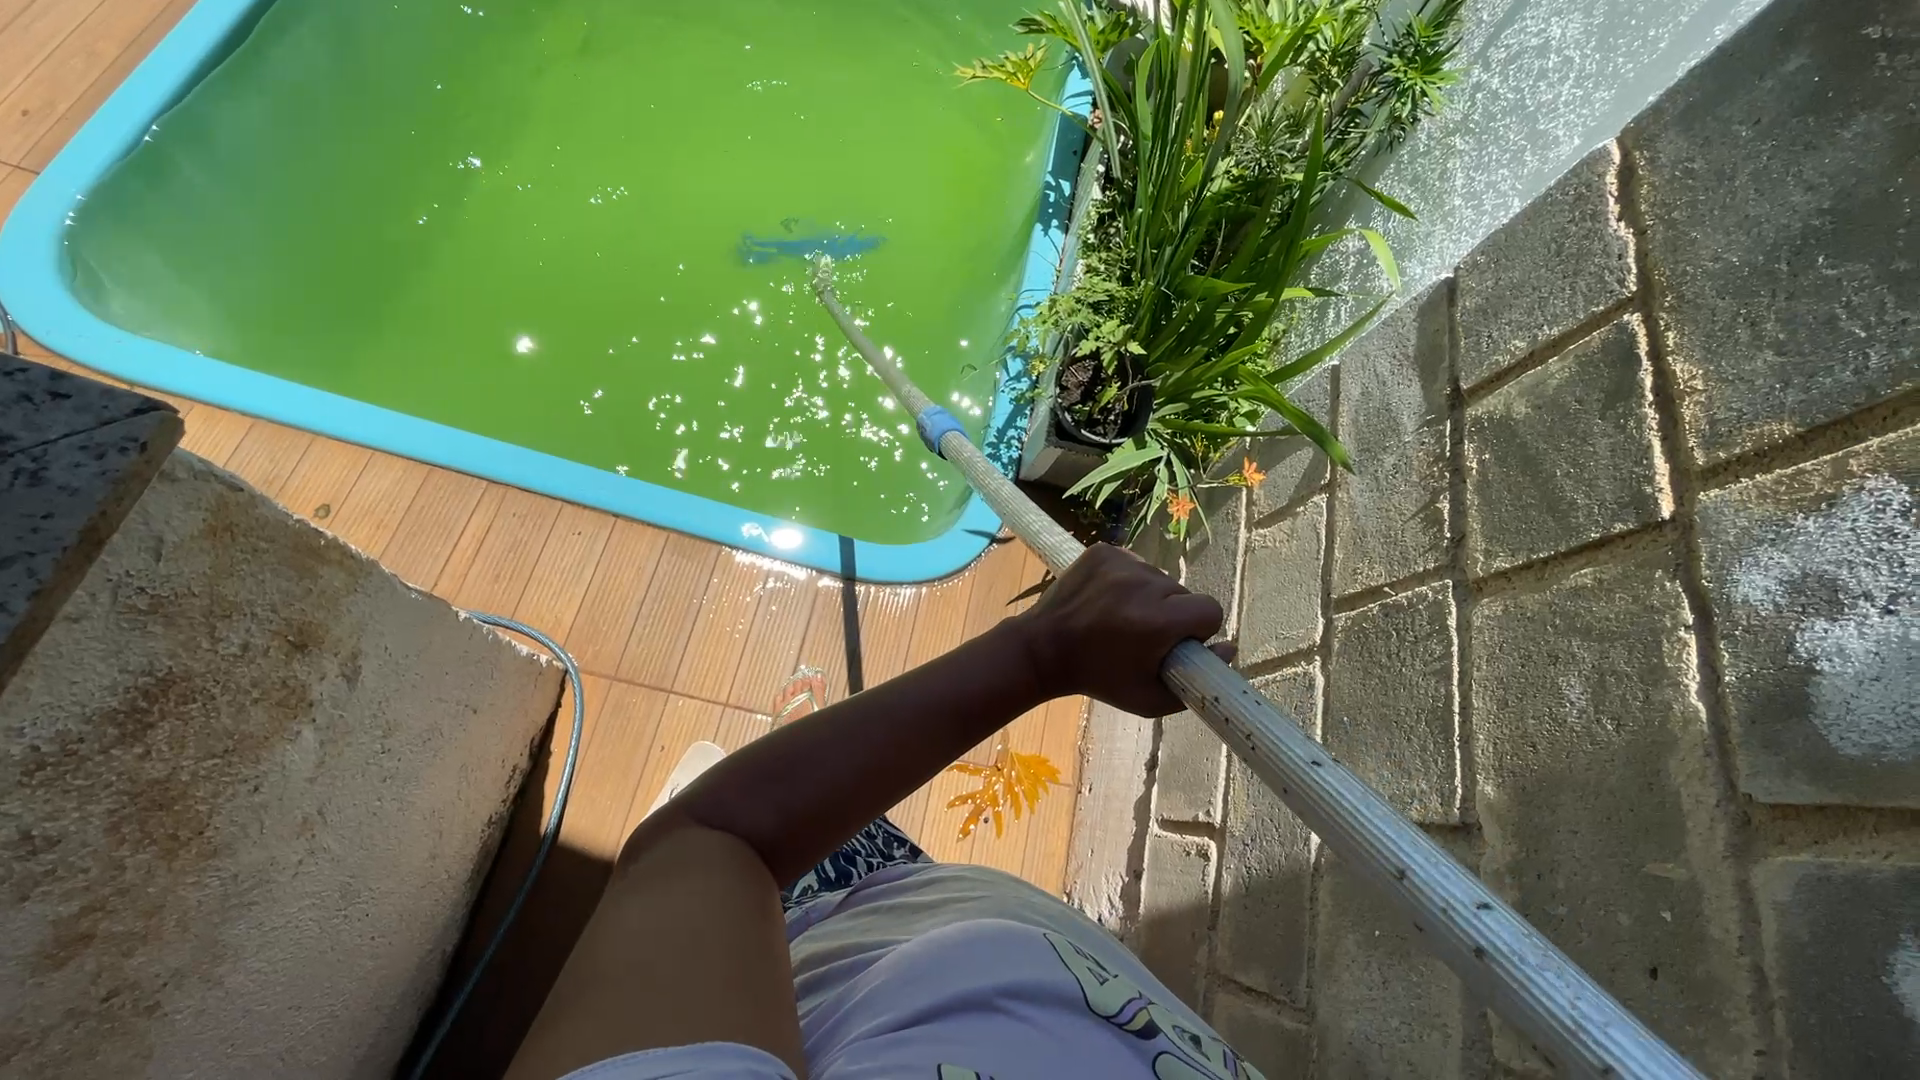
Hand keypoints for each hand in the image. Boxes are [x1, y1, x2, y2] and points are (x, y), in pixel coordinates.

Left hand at [1013, 543, 1233, 716]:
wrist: (1043, 649)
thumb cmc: (1099, 679)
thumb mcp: (1149, 698)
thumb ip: (1198, 681)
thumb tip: (1230, 648)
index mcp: (1158, 620)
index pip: (1210, 610)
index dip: (1197, 630)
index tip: (1174, 642)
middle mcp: (1144, 584)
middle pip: (1183, 594)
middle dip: (1171, 614)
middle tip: (1140, 634)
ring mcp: (1122, 562)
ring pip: (1159, 578)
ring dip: (1149, 597)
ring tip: (1119, 618)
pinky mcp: (1104, 550)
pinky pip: (1135, 564)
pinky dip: (1127, 581)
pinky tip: (1107, 600)